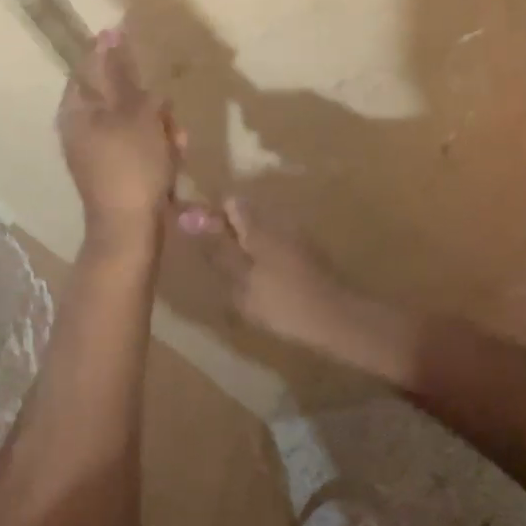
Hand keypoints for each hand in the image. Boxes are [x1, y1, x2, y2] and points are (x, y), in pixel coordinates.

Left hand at [57, 29, 181, 241]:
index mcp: (76, 112)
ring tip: (177, 143)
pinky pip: (139, 148)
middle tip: (167, 114)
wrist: (131, 232)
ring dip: (160, 127)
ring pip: (135, 123)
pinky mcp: (116, 174)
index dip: (111, 52)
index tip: (132, 40)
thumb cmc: (132, 168)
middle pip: (118, 97)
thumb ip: (123, 74)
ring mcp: (97, 154)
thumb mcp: (135, 116)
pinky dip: (157, 150)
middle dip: (149, 103)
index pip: (89, 67)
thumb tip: (109, 35)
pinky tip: (174, 161)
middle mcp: (80, 130)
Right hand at [179, 199, 418, 383]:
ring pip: (263, 232)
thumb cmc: (282, 302)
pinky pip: (277, 248)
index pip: (230, 204)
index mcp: (259, 227)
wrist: (337, 321)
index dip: (212, 216)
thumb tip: (188, 217)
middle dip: (229, 232)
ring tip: (238, 278)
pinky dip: (265, 260)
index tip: (200, 238)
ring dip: (248, 248)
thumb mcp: (241, 279)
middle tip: (218, 264)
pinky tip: (263, 285)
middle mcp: (279, 223)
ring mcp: (297, 238)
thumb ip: (217, 249)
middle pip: (247, 216)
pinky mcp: (309, 256)